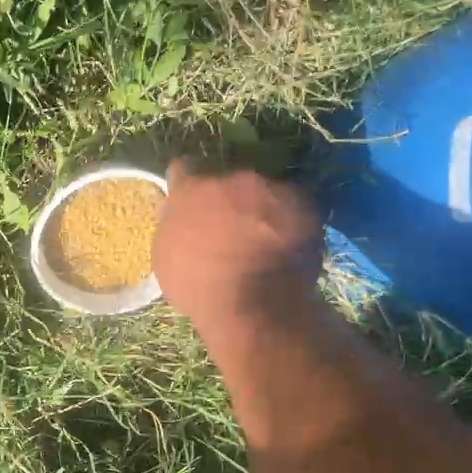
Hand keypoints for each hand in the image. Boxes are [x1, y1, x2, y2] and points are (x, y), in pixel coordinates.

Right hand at [152, 160, 324, 332]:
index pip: (182, 169)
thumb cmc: (199, 285)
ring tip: (257, 240)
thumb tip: (176, 211)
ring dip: (256, 208)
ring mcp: (272, 188)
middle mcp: (233, 178)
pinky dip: (283, 220)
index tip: (187, 200)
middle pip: (226, 180)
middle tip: (225, 228)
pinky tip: (279, 245)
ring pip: (260, 191)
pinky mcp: (305, 202)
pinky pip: (289, 205)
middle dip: (224, 198)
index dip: (184, 183)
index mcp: (191, 191)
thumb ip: (172, 225)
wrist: (255, 303)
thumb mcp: (166, 258)